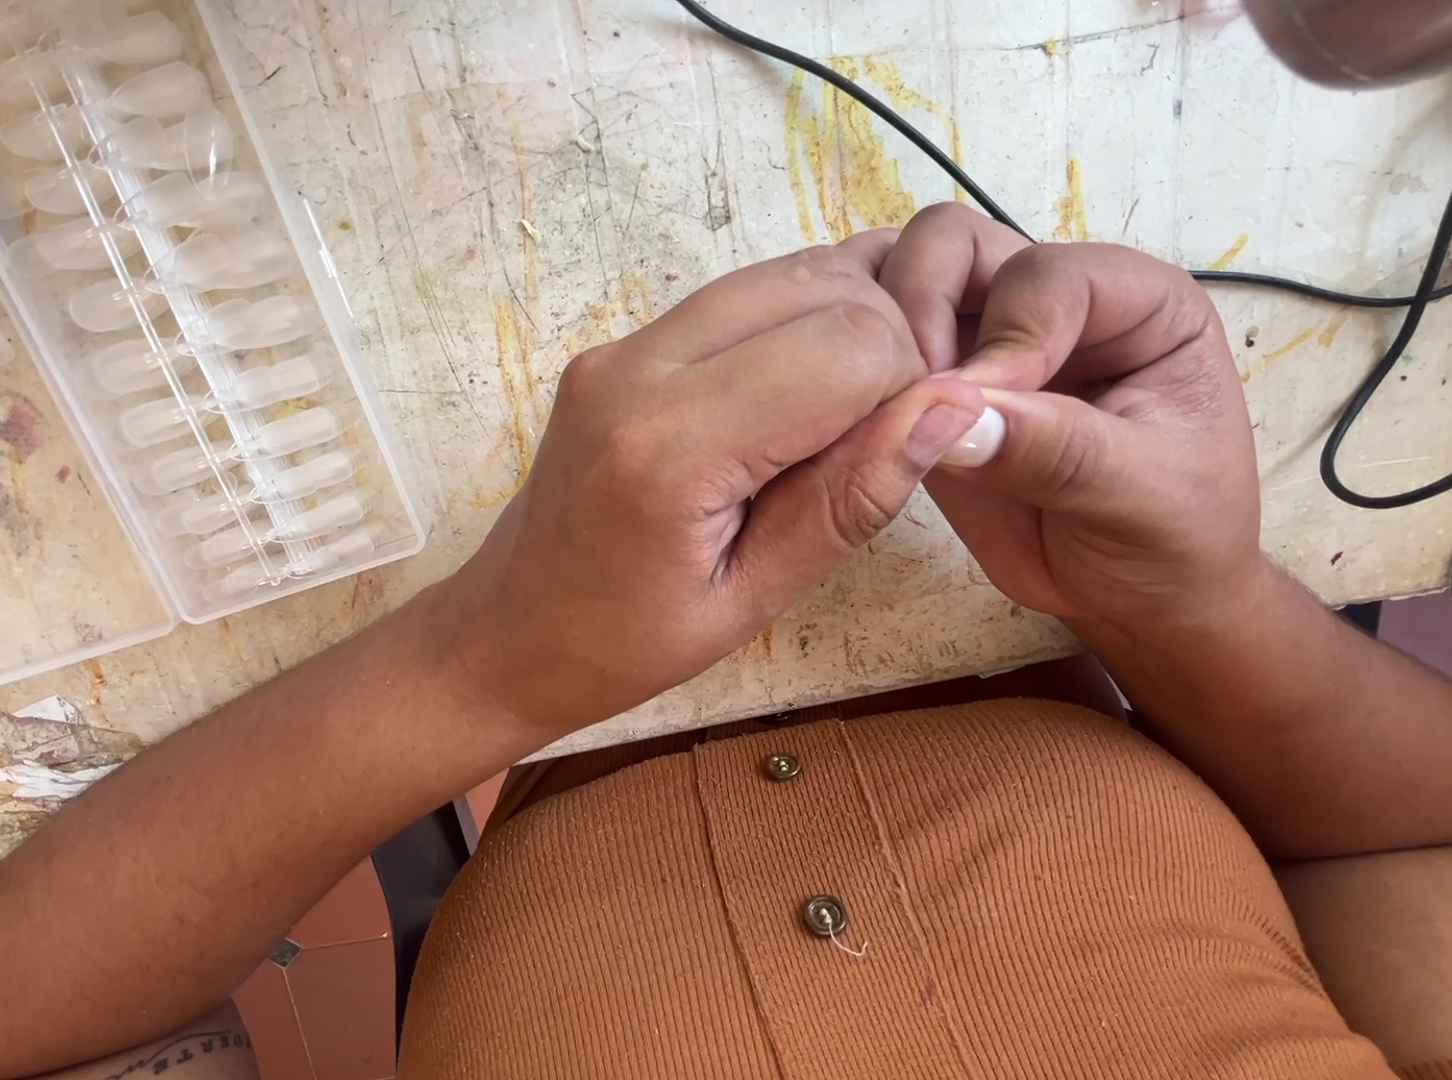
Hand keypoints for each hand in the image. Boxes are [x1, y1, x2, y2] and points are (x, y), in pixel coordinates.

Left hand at [435, 234, 990, 734]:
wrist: (506, 630)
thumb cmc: (620, 645)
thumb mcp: (748, 601)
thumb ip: (846, 502)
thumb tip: (945, 411)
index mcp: (671, 445)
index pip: (849, 343)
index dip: (906, 389)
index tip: (893, 455)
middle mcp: (638, 367)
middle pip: (821, 287)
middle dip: (881, 349)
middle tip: (865, 442)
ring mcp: (619, 346)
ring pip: (781, 275)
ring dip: (838, 332)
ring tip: (829, 426)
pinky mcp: (616, 347)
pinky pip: (735, 300)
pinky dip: (789, 330)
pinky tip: (788, 401)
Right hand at [878, 204, 1262, 633]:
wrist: (1120, 592)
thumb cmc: (1165, 536)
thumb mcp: (1138, 496)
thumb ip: (1056, 450)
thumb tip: (956, 418)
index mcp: (1128, 301)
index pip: (1043, 276)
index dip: (1008, 339)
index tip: (984, 419)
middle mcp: (1043, 305)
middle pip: (951, 244)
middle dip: (919, 306)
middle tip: (916, 397)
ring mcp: (975, 345)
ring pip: (898, 284)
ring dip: (876, 331)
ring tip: (881, 407)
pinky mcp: (928, 394)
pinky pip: (873, 357)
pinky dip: (853, 378)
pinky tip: (857, 425)